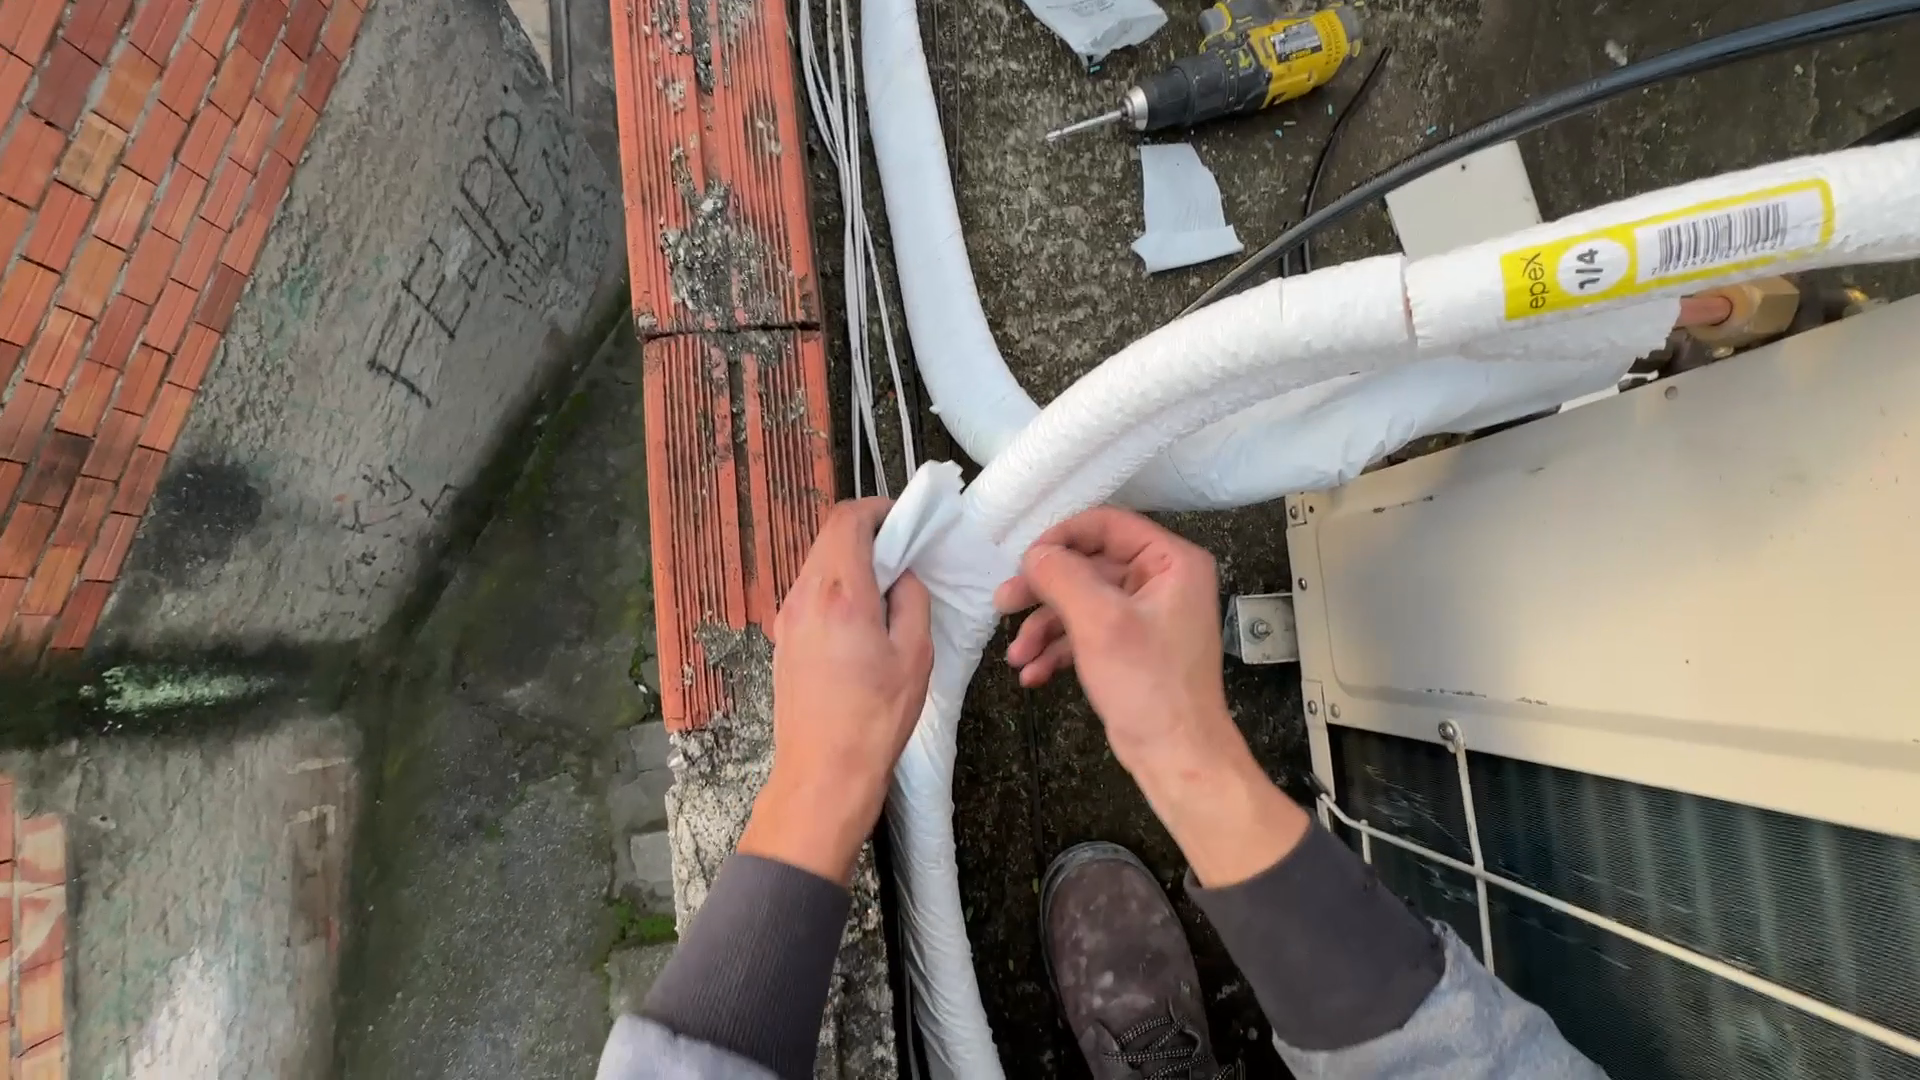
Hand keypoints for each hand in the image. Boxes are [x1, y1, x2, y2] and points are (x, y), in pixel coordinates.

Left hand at [738, 499, 933, 884]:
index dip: (878, 509)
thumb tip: (902, 576)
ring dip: (850, 563)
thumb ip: (912, 599)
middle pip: (829, 537)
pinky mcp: (782, 639)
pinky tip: (859, 622)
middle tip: (901, 558)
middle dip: (867, 535)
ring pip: (817, 564)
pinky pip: (809, 594)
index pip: (848, 519)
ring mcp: (787, 619)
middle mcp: (805, 597)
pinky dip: (836, 588)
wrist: (823, 774)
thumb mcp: (915, 655)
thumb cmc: (874, 718)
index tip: (904, 523)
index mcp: (842, 593)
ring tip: (884, 594)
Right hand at [993, 506, 1306, 884]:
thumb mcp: (1099, 622)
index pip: (1107, 525)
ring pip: (1081, 602)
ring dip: (1043, 628)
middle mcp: (1161, 581)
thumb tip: (1033, 554)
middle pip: (1087, 566)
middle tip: (1002, 604)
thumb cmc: (1148, 685)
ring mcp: (1145, 616)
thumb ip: (1062, 577)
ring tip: (1016, 657)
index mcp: (1171, 562)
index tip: (1025, 561)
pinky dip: (1057, 650)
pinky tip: (1033, 675)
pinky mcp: (1130, 647)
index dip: (1062, 537)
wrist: (1177, 759)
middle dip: (1043, 591)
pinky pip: (1086, 633)